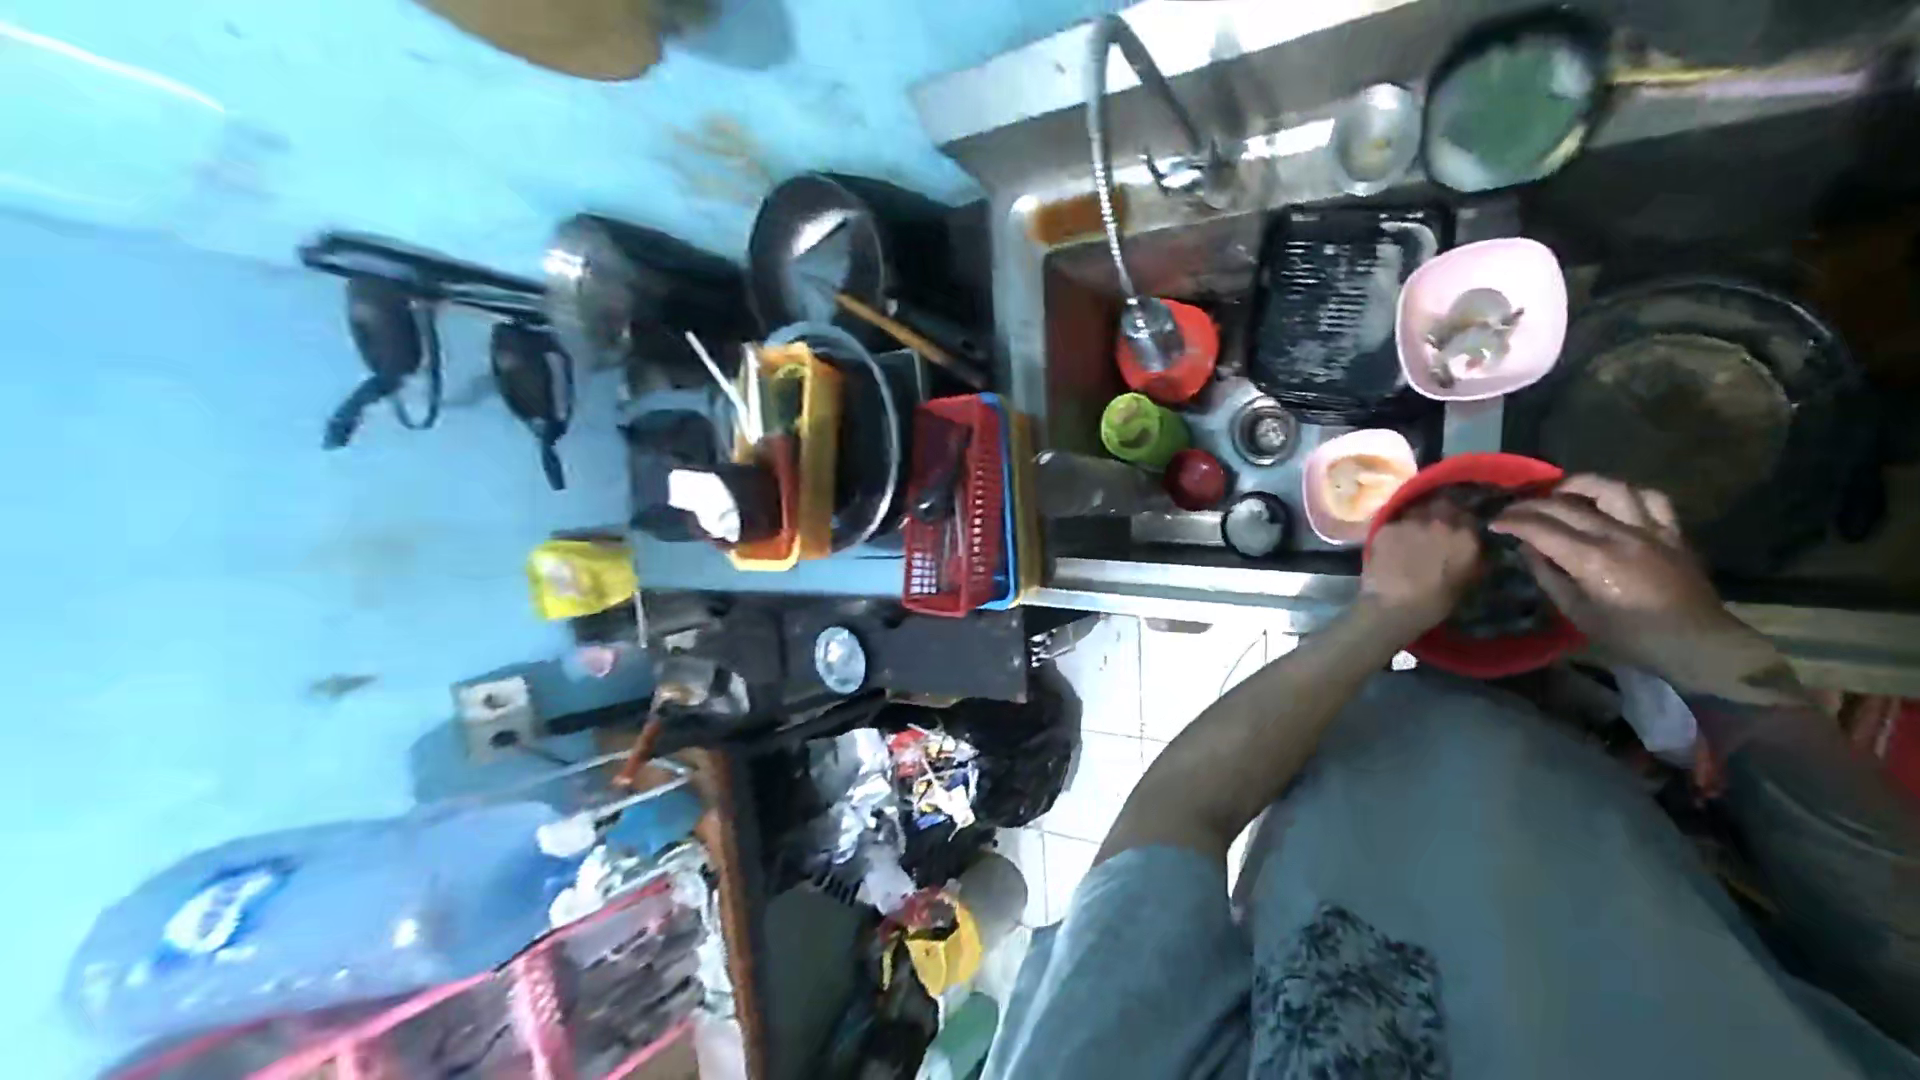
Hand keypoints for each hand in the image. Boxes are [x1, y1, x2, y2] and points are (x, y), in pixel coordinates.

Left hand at [1359, 506, 1481, 640]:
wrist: (1394, 605)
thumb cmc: (1435, 601)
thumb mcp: (1469, 579)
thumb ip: (1475, 554)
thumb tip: (1475, 541)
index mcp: (1465, 536)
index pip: (1469, 513)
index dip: (1463, 517)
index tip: (1459, 521)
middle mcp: (1439, 523)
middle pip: (1443, 503)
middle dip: (1442, 509)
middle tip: (1436, 520)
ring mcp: (1410, 522)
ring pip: (1417, 508)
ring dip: (1419, 515)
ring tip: (1415, 527)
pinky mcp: (1386, 527)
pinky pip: (1395, 521)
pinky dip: (1397, 528)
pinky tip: (1394, 539)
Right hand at [1491, 475, 1790, 700]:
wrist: (1697, 642)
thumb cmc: (1629, 634)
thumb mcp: (1575, 611)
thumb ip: (1548, 575)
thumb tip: (1530, 549)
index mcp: (1591, 559)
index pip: (1540, 528)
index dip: (1511, 522)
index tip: (1494, 524)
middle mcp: (1619, 536)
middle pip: (1566, 505)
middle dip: (1531, 505)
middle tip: (1513, 511)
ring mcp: (1650, 531)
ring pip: (1613, 489)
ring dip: (1581, 485)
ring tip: (1562, 493)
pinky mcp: (1673, 534)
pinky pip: (1652, 500)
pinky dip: (1627, 495)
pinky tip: (1611, 502)